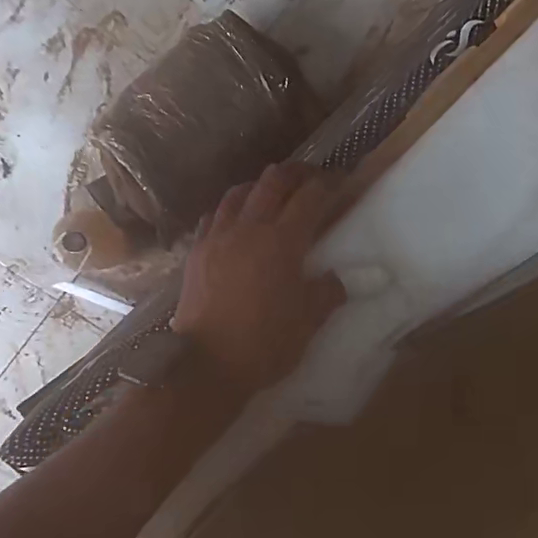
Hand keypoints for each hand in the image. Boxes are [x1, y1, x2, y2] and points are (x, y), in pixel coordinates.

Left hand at [172, 163, 346, 391]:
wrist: (207, 364)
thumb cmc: (266, 343)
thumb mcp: (309, 319)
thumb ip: (328, 291)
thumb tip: (337, 279)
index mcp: (283, 242)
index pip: (310, 198)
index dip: (328, 184)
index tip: (340, 181)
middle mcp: (249, 229)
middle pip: (273, 183)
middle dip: (295, 172)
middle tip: (310, 175)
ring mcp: (218, 238)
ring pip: (239, 193)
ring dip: (261, 185)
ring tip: (272, 190)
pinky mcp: (197, 252)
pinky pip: (215, 215)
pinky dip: (231, 208)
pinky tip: (236, 219)